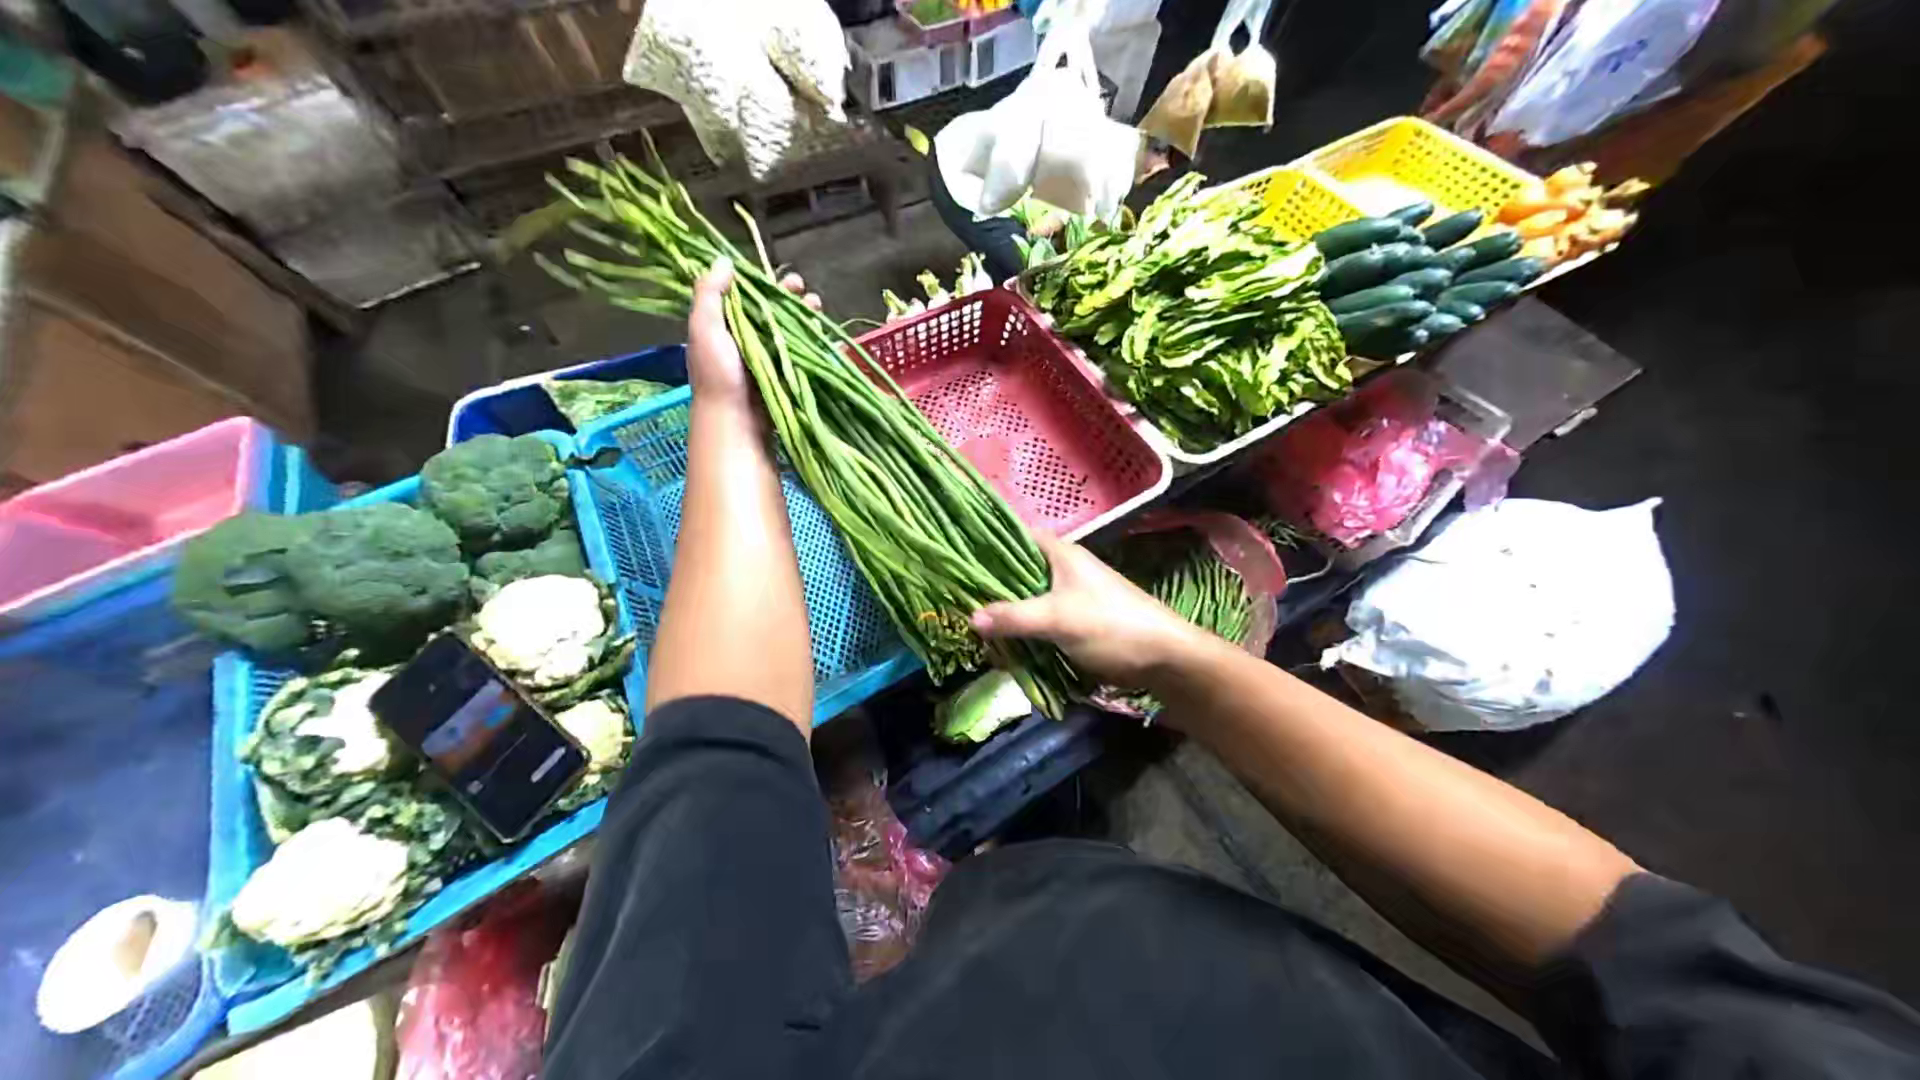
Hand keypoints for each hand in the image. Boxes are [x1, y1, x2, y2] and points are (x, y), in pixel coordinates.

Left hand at [686, 257, 820, 409]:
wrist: (737, 420)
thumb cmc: (718, 375)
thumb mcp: (704, 329)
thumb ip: (709, 294)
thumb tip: (724, 262)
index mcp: (725, 325)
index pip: (746, 295)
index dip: (762, 282)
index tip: (776, 275)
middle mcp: (747, 338)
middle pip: (771, 309)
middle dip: (788, 296)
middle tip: (801, 287)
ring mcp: (769, 356)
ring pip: (790, 327)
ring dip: (804, 313)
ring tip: (816, 305)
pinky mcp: (787, 373)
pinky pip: (802, 349)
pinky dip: (813, 337)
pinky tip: (822, 329)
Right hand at [970, 533, 1211, 687]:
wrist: (1163, 657)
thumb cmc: (1112, 624)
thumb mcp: (1058, 618)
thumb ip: (1014, 617)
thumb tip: (970, 618)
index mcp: (1060, 554)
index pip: (1015, 535)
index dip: (986, 541)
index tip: (956, 555)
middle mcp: (1062, 569)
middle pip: (1016, 569)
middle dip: (989, 585)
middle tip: (956, 596)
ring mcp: (1068, 596)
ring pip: (1025, 597)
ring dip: (1004, 611)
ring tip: (971, 622)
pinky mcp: (1073, 621)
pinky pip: (1037, 619)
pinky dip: (1020, 629)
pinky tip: (1000, 642)